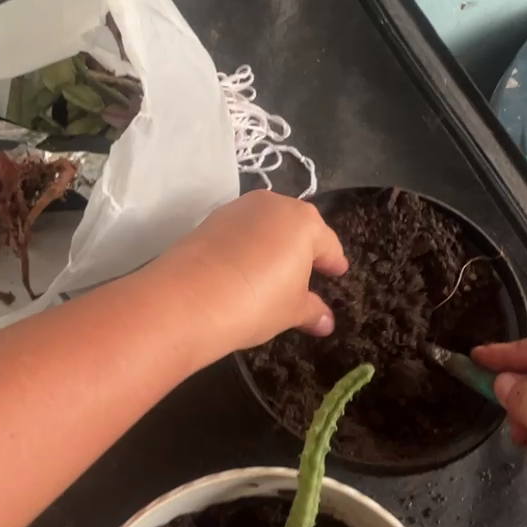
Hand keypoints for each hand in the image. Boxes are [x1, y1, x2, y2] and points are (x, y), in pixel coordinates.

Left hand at [147, 191, 347, 350]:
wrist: (189, 298)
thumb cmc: (257, 301)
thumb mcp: (291, 310)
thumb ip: (312, 311)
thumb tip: (326, 321)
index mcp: (305, 222)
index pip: (328, 244)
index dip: (334, 262)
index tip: (338, 273)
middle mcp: (274, 205)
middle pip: (297, 227)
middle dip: (304, 249)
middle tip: (308, 274)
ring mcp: (239, 209)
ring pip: (267, 225)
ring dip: (273, 245)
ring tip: (273, 273)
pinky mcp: (210, 219)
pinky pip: (240, 232)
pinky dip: (247, 247)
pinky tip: (243, 270)